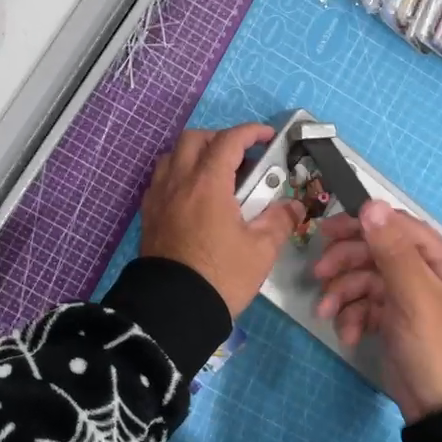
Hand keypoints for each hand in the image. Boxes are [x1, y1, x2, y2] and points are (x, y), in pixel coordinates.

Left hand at [140, 124, 304, 319]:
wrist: (174, 308)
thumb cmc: (220, 275)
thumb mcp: (260, 250)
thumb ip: (279, 221)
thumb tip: (293, 206)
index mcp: (207, 183)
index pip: (228, 141)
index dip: (250, 133)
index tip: (267, 137)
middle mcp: (178, 182)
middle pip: (194, 139)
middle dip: (219, 139)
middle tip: (241, 157)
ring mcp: (159, 197)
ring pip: (172, 156)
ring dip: (195, 155)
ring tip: (217, 176)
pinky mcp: (148, 214)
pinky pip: (161, 180)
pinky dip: (179, 175)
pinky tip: (194, 198)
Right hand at [312, 199, 441, 422]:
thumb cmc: (440, 349)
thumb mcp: (417, 296)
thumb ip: (393, 250)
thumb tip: (371, 204)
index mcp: (439, 259)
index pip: (394, 225)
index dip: (359, 225)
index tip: (325, 231)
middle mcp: (425, 273)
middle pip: (374, 251)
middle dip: (345, 263)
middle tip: (318, 275)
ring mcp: (409, 299)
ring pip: (364, 280)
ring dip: (342, 294)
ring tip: (326, 315)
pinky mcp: (395, 323)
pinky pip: (365, 307)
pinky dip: (352, 317)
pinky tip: (348, 335)